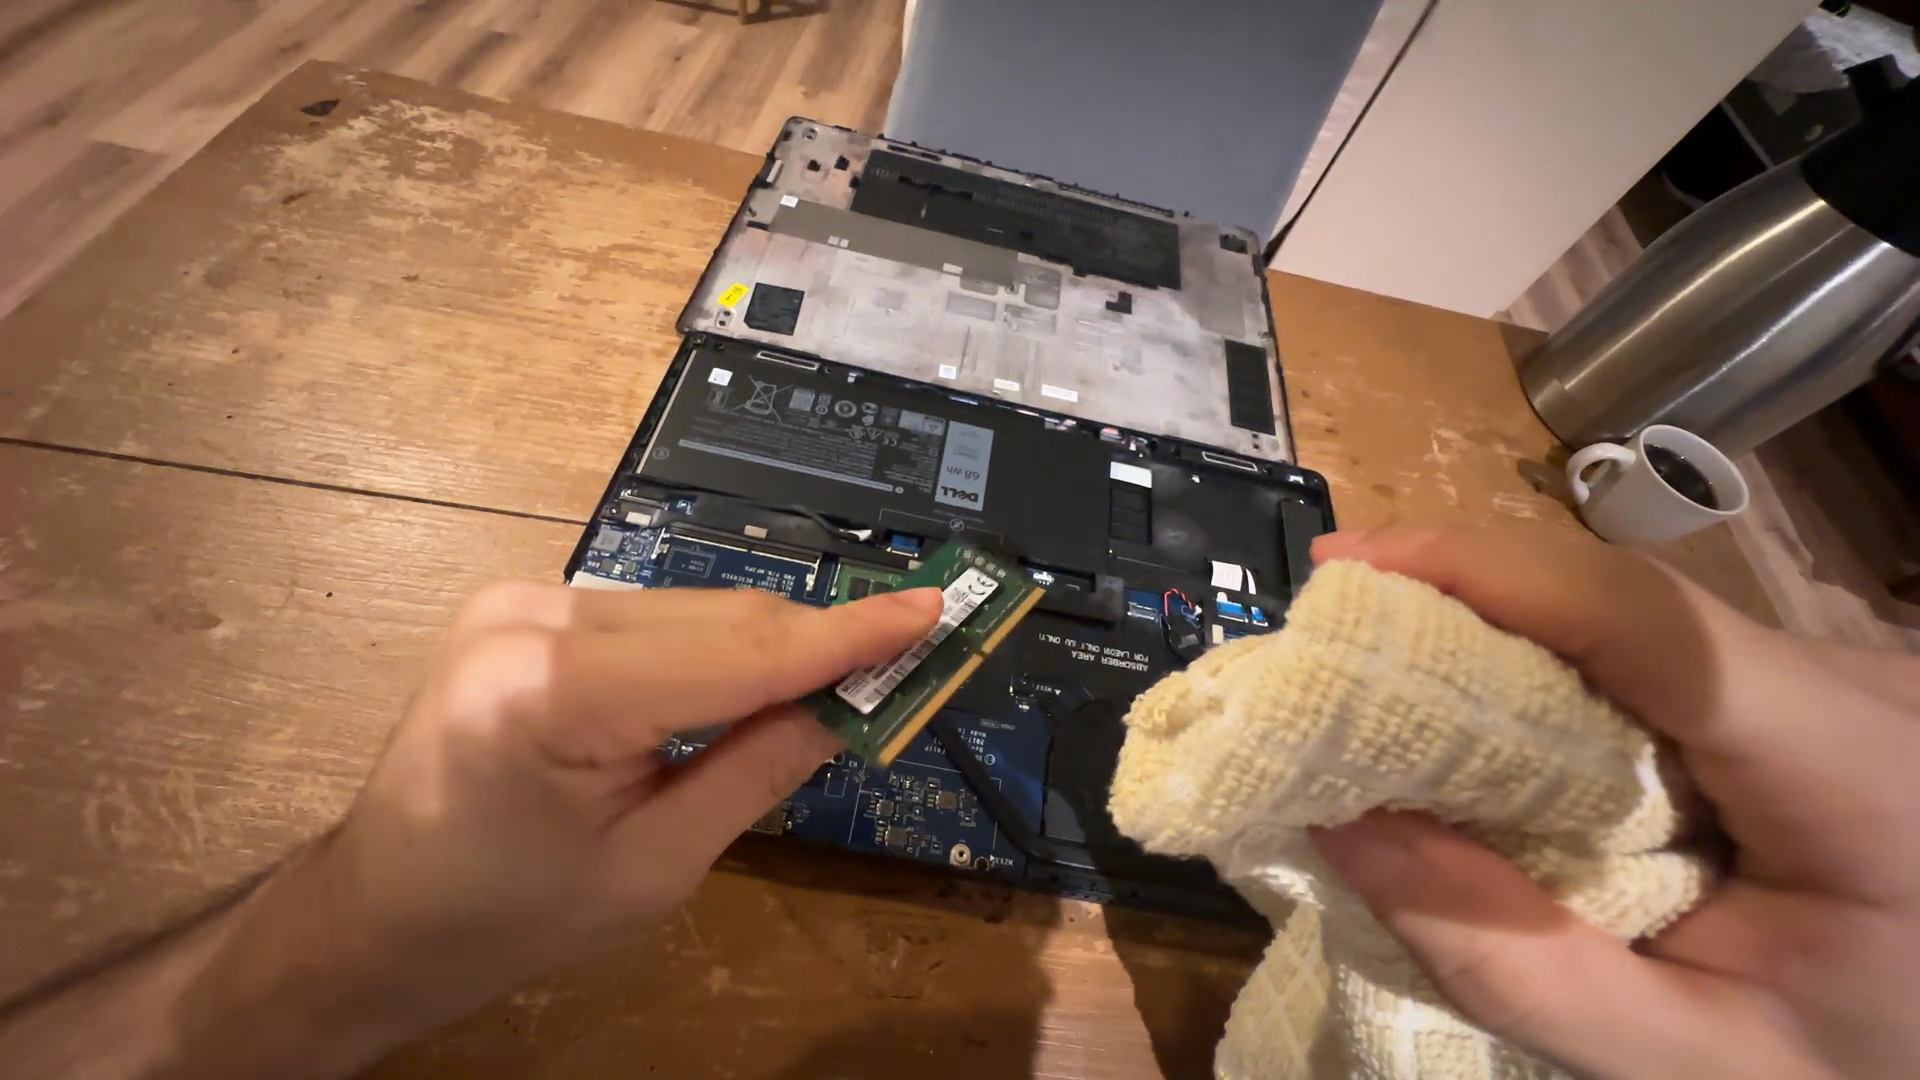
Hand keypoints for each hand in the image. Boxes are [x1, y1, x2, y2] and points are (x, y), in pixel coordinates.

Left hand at [183, 582, 941, 1074]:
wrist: (370, 914)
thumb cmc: (508, 919)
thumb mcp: (657, 868)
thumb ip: (762, 767)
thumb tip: (852, 702)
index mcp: (549, 695)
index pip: (740, 651)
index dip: (849, 632)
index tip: (929, 609)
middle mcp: (535, 618)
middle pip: (727, 619)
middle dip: (823, 643)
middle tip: (905, 657)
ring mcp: (527, 599)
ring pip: (703, 610)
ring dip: (776, 647)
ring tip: (833, 684)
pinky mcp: (534, 603)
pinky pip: (667, 616)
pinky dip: (726, 646)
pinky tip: (751, 682)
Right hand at [1306, 525, 1919, 1078]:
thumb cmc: (1862, 1077)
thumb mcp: (1691, 1066)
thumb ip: (1509, 963)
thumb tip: (1334, 824)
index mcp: (1864, 771)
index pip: (1640, 615)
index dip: (1476, 568)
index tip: (1339, 565)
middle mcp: (1852, 684)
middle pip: (1608, 594)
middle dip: (1453, 589)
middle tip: (1335, 619)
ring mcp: (1827, 672)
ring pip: (1615, 606)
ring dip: (1484, 618)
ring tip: (1381, 653)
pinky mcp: (1791, 680)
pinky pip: (1632, 635)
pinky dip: (1530, 648)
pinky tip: (1478, 688)